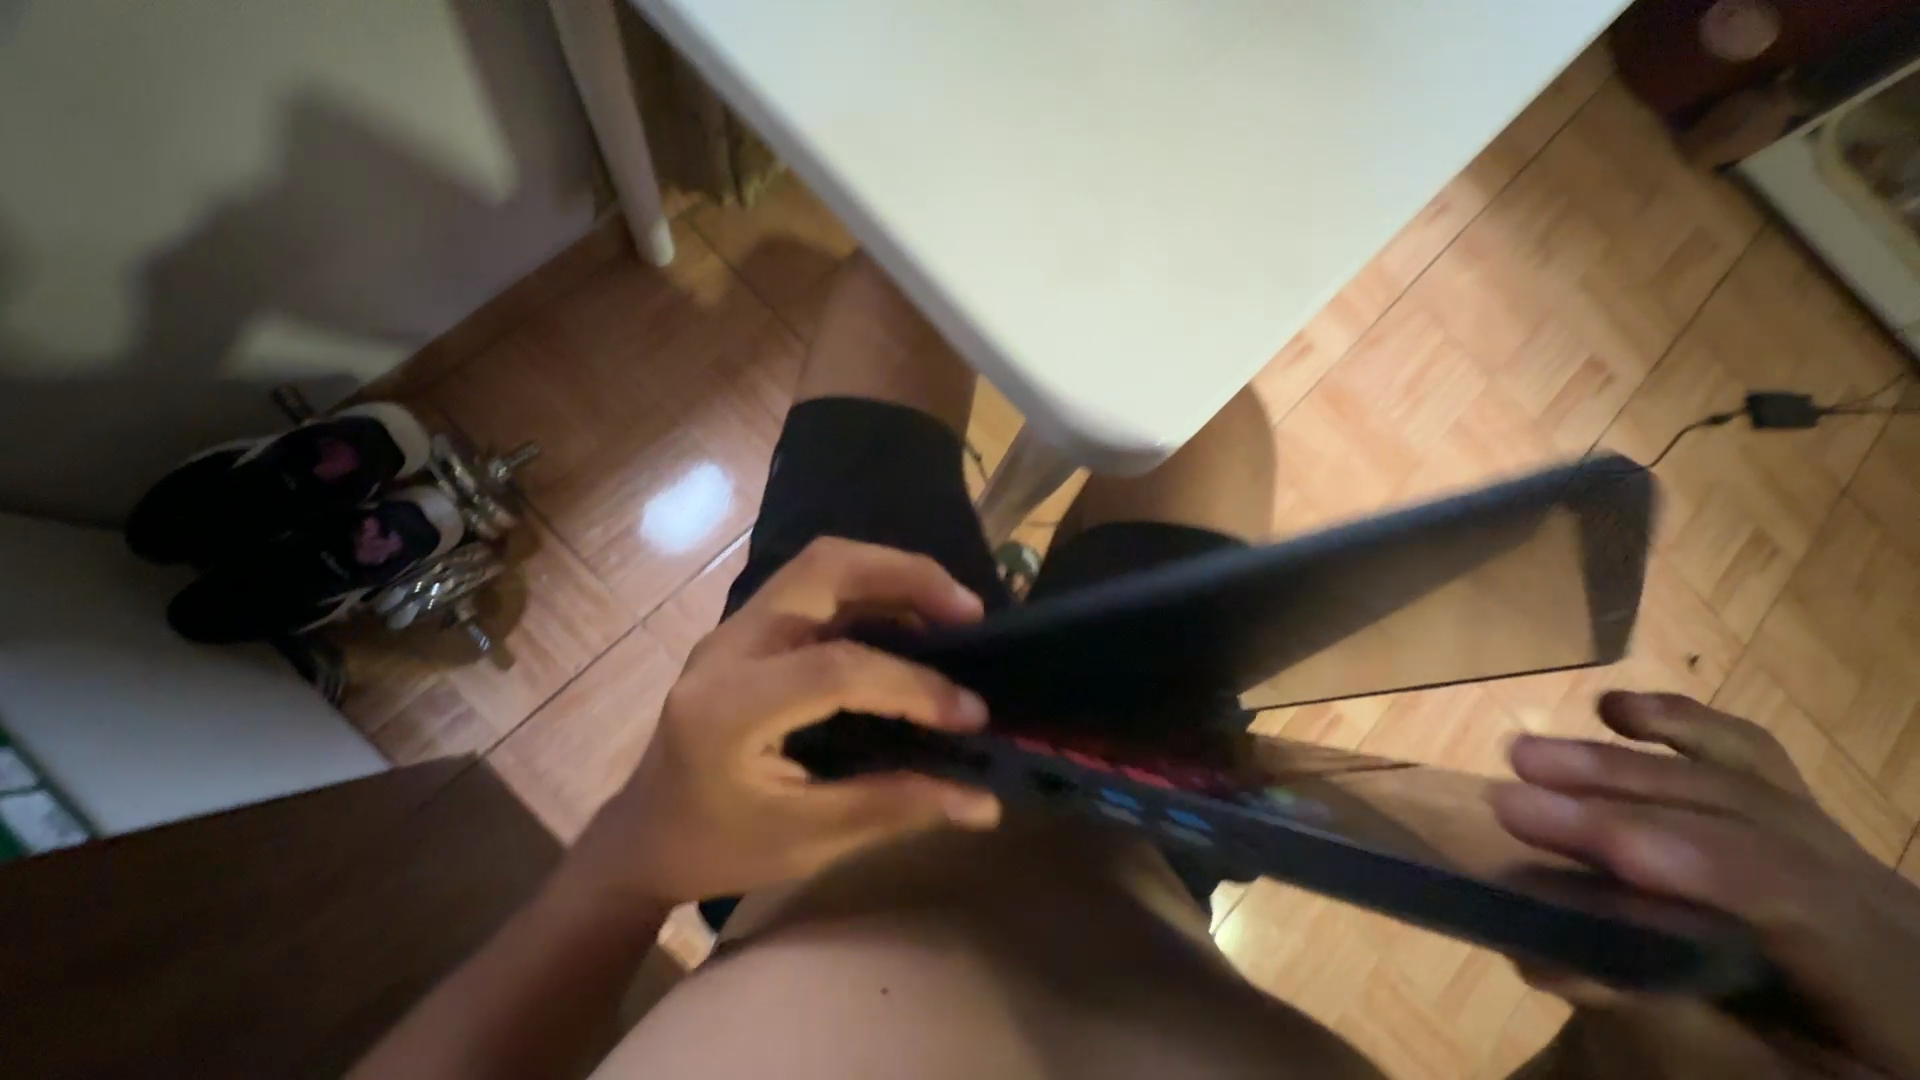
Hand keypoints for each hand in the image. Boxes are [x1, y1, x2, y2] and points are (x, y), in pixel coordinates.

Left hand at [560, 538, 1001, 909]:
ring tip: (952, 612)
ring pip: (821, 565)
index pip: (835, 669)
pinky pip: (816, 586)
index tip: (971, 713)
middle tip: (971, 613)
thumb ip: (894, 807)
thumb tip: (985, 802)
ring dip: (893, 575)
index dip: (912, 686)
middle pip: (824, 569)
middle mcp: (727, 648)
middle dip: (907, 577)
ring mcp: (732, 630)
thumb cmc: (715, 849)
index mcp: (727, 708)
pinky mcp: (745, 631)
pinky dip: (872, 592)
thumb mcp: (805, 840)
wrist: (642, 838)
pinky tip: (909, 625)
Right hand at [1493, 691, 1919, 1078]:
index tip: (1592, 844)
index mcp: (1899, 977)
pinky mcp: (1799, 823)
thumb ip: (1660, 1016)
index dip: (1691, 861)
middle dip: (1619, 802)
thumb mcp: (1738, 1077)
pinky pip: (1749, 758)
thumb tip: (1546, 956)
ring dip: (1621, 763)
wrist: (1828, 1053)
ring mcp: (1844, 850)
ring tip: (1524, 753)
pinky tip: (1614, 709)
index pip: (1791, 896)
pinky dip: (1679, 725)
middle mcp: (1885, 897)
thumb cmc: (1780, 1068)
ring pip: (1735, 779)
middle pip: (1748, 821)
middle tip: (1509, 798)